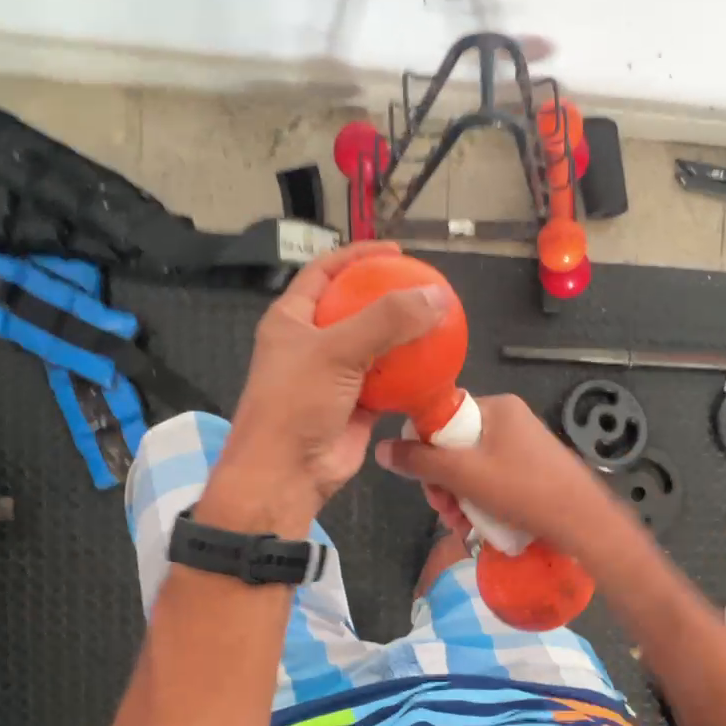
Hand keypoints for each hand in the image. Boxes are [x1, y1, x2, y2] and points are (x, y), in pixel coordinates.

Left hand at [205, 242, 447, 533]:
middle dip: (388, 299)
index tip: (396, 251)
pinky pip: (390, 385)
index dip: (358, 256)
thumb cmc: (295, 404)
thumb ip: (387, 320)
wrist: (287, 474)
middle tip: (425, 289)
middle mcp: (313, 346)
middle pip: (355, 310)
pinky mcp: (358, 407)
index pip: (325, 272)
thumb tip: (437, 296)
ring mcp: (336, 378)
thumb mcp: (336, 350)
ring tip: (438, 325)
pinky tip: (437, 368)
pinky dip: (411, 378)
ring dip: (404, 340)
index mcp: (293, 320)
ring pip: (376, 349)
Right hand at [374, 394, 627, 559]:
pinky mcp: (533, 471)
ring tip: (461, 526)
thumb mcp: (465, 475)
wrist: (583, 523)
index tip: (423, 479)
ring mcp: (524, 447)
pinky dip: (481, 502)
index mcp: (497, 408)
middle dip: (443, 482)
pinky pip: (493, 480)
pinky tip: (479, 526)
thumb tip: (382, 449)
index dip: (425, 447)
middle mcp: (510, 421)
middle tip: (444, 511)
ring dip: (460, 498)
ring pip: (473, 468)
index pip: (443, 416)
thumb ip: (421, 461)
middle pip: (456, 446)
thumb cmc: (523, 491)